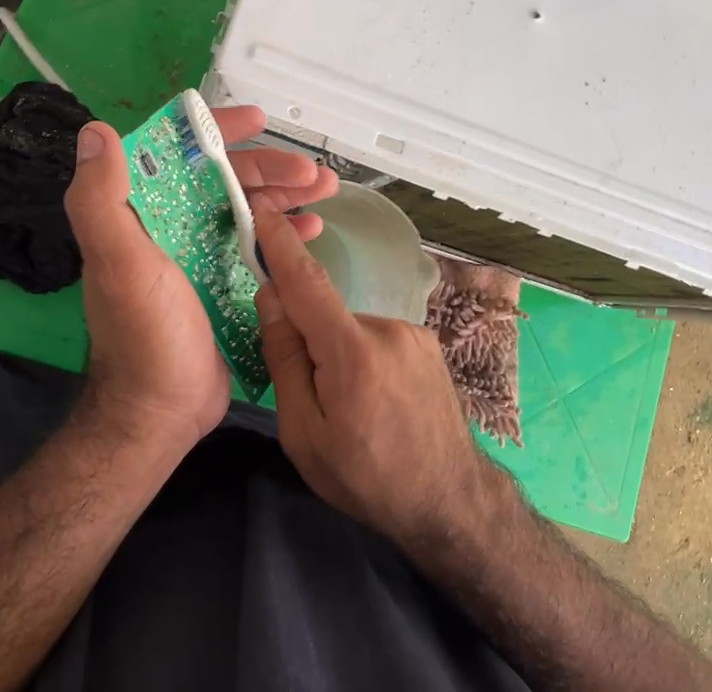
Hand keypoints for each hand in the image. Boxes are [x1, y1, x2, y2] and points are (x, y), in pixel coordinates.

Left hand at [64, 107, 336, 448]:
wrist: (162, 410)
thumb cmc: (142, 332)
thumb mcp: (118, 261)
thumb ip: (101, 198)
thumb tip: (96, 131)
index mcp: (144, 213)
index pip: (179, 154)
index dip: (216, 130)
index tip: (258, 120)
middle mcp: (171, 227)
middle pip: (226, 180)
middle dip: (271, 168)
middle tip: (314, 173)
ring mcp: (200, 256)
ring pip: (249, 209)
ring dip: (288, 196)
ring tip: (327, 193)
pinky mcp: (225, 284)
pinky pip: (260, 246)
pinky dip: (285, 232)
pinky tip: (313, 230)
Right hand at [251, 196, 493, 545]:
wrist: (449, 502)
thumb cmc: (366, 478)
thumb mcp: (304, 433)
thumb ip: (286, 359)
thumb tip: (272, 298)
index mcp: (352, 352)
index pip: (306, 282)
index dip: (281, 244)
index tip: (261, 210)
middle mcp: (387, 329)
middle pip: (327, 316)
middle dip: (309, 344)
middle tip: (315, 403)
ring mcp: (414, 335)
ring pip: (353, 332)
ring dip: (340, 357)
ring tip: (355, 414)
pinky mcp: (429, 345)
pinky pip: (378, 341)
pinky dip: (365, 361)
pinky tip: (379, 405)